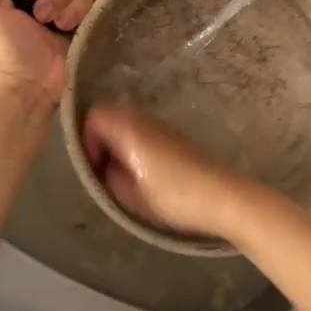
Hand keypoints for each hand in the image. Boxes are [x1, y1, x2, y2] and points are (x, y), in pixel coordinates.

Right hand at [81, 102, 254, 238]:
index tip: (96, 168)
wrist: (223, 197)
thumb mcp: (129, 195)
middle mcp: (144, 118)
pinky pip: (144, 128)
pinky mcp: (176, 134)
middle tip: (106, 168)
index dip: (87, 141)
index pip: (94, 116)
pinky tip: (146, 169)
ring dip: (119, 140)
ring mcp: (162, 124)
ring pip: (128, 120)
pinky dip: (136, 142)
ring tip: (126, 171)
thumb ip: (108, 175)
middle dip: (101, 138)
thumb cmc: (173, 197)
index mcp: (129, 128)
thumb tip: (105, 165)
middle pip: (110, 113)